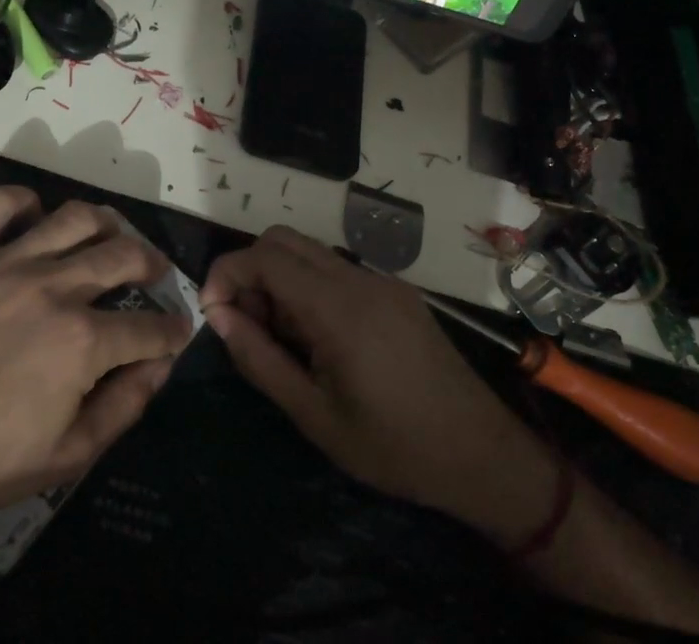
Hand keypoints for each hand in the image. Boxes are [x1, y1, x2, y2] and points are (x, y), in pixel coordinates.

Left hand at [0, 187, 193, 544]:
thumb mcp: (67, 457)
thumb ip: (124, 406)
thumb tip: (159, 366)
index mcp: (83, 342)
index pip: (150, 328)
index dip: (171, 330)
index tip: (176, 330)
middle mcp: (51, 288)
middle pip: (123, 255)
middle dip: (151, 265)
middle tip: (154, 275)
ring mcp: (2, 263)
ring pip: (73, 217)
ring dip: (104, 224)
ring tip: (109, 236)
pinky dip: (24, 201)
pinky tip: (35, 216)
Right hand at [200, 226, 558, 539]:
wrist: (485, 458)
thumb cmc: (394, 448)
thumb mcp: (313, 415)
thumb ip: (259, 359)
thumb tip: (218, 316)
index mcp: (340, 309)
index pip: (265, 257)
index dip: (225, 274)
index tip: (213, 314)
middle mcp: (362, 281)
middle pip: (284, 241)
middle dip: (250, 272)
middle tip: (246, 326)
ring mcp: (385, 285)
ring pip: (310, 254)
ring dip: (279, 281)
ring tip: (281, 340)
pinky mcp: (399, 296)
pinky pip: (337, 272)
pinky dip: (308, 289)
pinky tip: (316, 340)